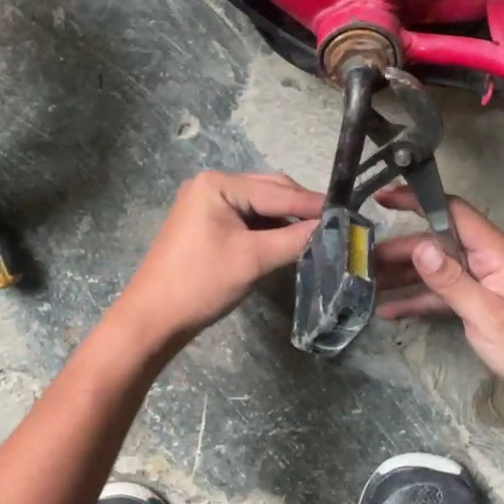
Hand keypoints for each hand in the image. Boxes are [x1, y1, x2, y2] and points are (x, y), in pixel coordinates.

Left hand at [115, 171, 323, 343]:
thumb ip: (295, 240)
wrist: (153, 319)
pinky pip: (249, 221)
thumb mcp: (252, 260)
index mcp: (218, 184)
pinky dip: (271, 231)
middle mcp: (213, 186)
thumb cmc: (200, 284)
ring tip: (320, 237)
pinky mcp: (209, 226)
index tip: (350, 215)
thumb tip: (336, 229)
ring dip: (288, 221)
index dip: (315, 205)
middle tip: (339, 227)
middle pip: (271, 192)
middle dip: (302, 210)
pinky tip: (291, 243)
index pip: (278, 191)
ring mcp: (208, 205)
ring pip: (262, 207)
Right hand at [374, 189, 503, 403]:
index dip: (418, 201)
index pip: (454, 212)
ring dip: (403, 274)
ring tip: (367, 281)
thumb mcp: (487, 314)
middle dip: (400, 248)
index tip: (385, 197)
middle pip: (437, 242)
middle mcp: (487, 260)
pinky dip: (416, 299)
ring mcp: (481, 281)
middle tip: (363, 256)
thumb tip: (420, 247)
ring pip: (435, 268)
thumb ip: (451, 280)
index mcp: (496, 252)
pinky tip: (389, 309)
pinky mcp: (475, 301)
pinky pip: (440, 293)